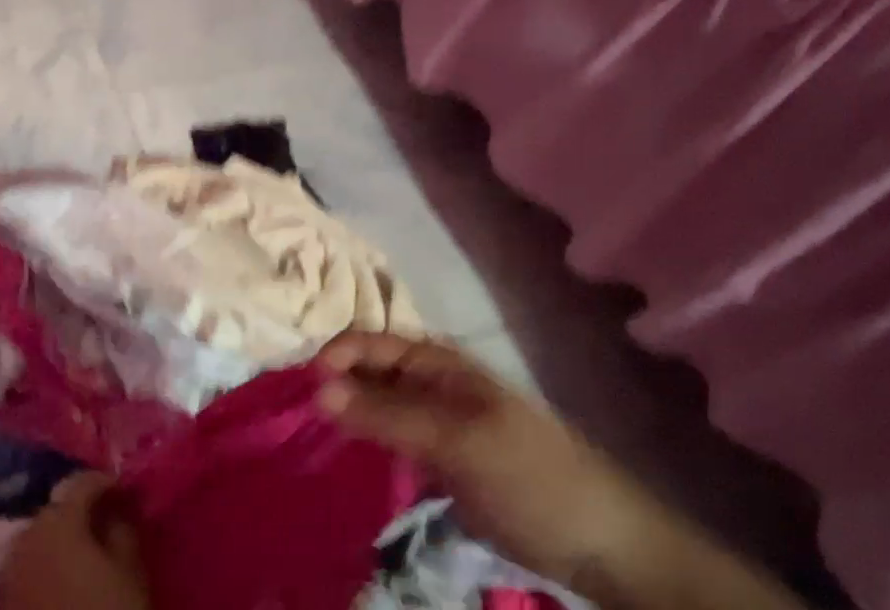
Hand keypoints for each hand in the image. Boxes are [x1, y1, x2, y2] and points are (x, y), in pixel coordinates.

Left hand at [0, 473, 148, 609]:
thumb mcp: (131, 574)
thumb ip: (124, 530)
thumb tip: (118, 507)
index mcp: (58, 522)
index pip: (82, 484)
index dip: (106, 483)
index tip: (127, 491)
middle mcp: (27, 535)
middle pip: (57, 509)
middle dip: (83, 510)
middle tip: (111, 522)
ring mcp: (11, 568)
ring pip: (40, 536)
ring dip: (63, 537)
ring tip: (90, 553)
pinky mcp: (5, 598)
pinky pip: (29, 565)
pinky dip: (48, 563)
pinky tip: (67, 579)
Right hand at [313, 331, 659, 588]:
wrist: (603, 546)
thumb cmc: (531, 476)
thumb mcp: (457, 440)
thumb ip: (387, 414)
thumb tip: (315, 388)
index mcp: (440, 363)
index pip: (371, 343)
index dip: (334, 355)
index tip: (295, 383)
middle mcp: (430, 385)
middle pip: (367, 372)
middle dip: (329, 383)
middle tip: (286, 410)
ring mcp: (433, 425)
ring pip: (373, 408)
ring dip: (341, 415)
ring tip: (300, 433)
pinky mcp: (435, 463)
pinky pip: (386, 442)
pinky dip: (359, 445)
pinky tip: (335, 458)